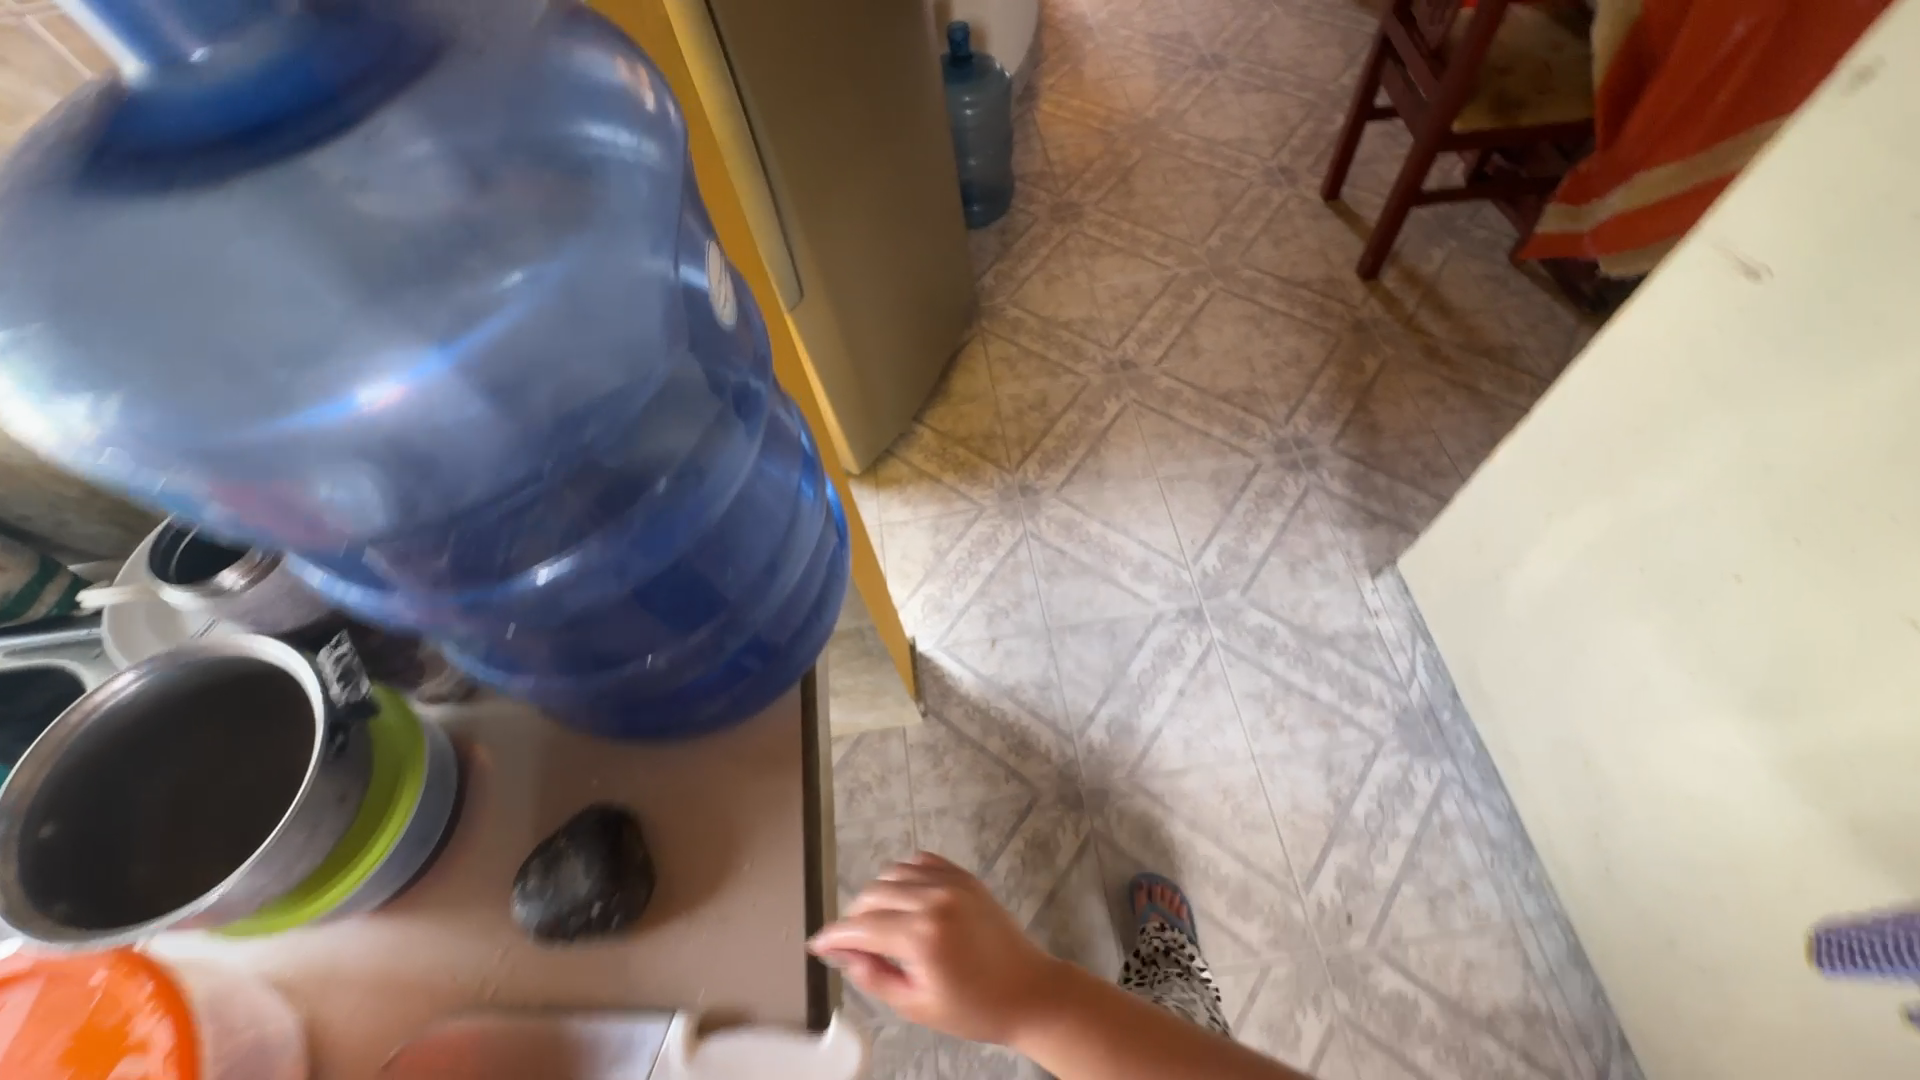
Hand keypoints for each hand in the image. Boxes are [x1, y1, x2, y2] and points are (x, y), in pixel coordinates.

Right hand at [808, 851, 1066, 1044]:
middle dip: (854, 918)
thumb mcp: (917, 1006)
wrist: (1029, 991)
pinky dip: (905, 876)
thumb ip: (876, 977)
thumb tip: (846, 956)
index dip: (835, 935)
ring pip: (893, 874)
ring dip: (877, 896)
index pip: (862, 926)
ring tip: (879, 925)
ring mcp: (952, 882)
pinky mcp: (965, 876)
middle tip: (851, 943)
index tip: (818, 944)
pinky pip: (921, 862)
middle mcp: (934, 899)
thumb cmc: (977, 1007)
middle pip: (872, 894)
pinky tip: (904, 899)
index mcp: (922, 935)